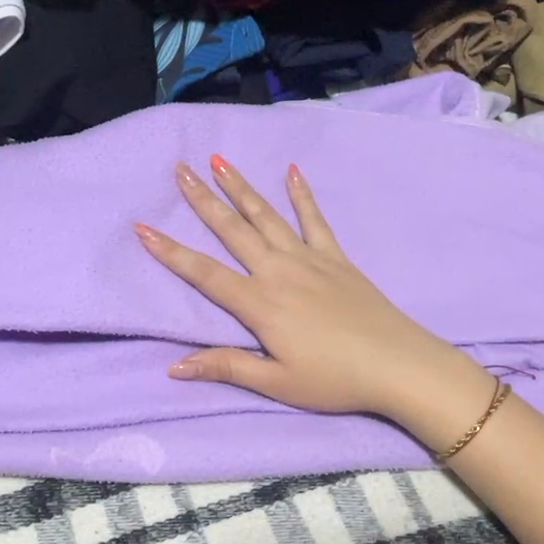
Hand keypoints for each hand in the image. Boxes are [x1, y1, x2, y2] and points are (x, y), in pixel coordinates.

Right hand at [134, 156, 494, 428]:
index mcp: (259, 304)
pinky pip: (314, 219)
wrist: (400, 366)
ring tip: (218, 160)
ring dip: (240, 187)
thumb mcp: (277, 383)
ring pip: (267, 216)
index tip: (143, 226)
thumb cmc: (334, 380)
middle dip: (202, 199)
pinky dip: (301, 194)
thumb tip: (174, 368)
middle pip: (232, 230)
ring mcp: (309, 259)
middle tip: (179, 169)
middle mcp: (278, 271)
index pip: (204, 273)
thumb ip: (226, 367)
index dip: (170, 251)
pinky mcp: (336, 258)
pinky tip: (291, 171)